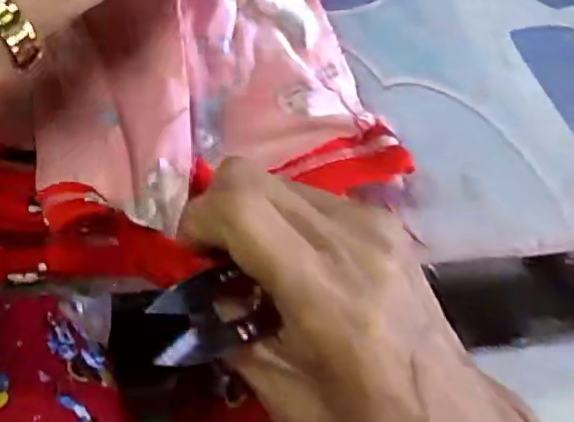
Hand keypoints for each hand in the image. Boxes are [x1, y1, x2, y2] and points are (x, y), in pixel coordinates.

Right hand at [178, 161, 533, 421]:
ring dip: (245, 208)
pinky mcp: (380, 218)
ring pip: (269, 176)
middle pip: (245, 175)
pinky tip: (292, 255)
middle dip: (214, 206)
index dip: (198, 219)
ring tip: (254, 255)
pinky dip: (278, 212)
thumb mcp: (279, 390)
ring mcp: (370, 223)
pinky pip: (301, 191)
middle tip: (215, 252)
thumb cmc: (364, 419)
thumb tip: (192, 278)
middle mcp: (351, 242)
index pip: (239, 206)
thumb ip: (224, 323)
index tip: (193, 255)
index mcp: (328, 294)